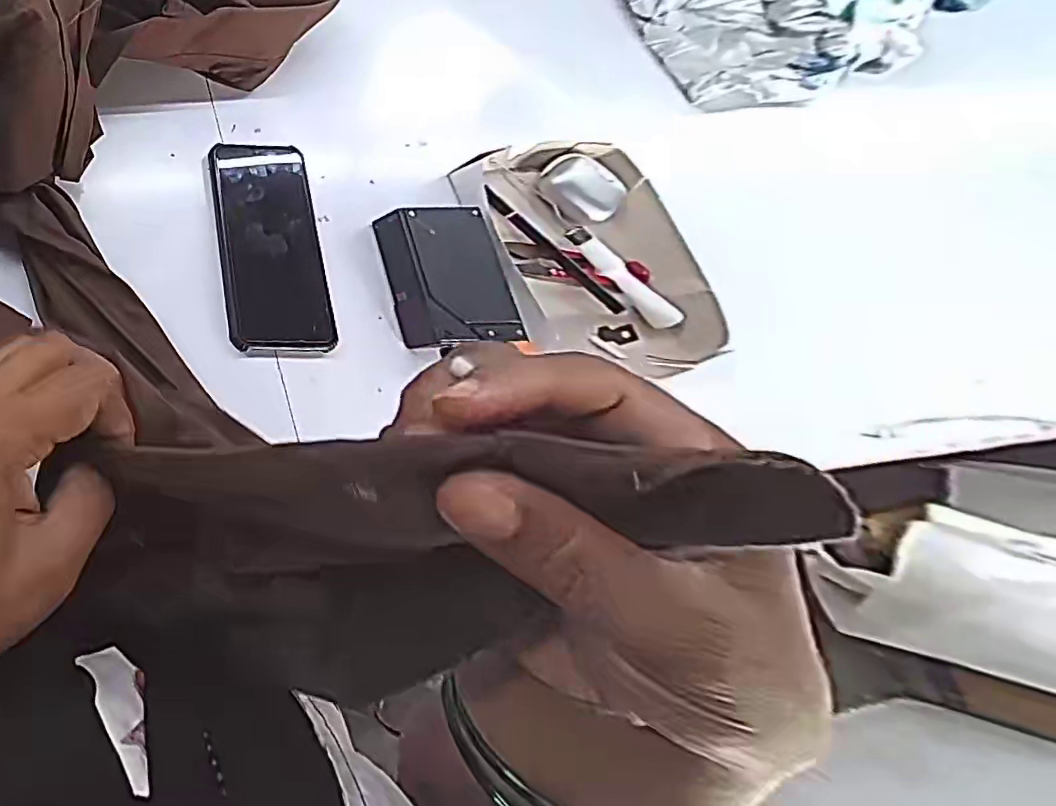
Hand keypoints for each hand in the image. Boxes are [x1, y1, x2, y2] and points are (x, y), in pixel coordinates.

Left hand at [0, 331, 126, 688]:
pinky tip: (41, 417)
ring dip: (63, 372)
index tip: (119, 454)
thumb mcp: (49, 567)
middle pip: (56, 347)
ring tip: (81, 421)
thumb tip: (101, 463)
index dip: (118, 413)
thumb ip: (92, 498)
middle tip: (108, 432)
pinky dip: (30, 375)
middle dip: (96, 381)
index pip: (84, 382)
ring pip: (24, 346)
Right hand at [392, 344, 830, 805]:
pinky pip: (443, 459)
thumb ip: (579, 558)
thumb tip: (473, 494)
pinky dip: (413, 457)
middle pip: (519, 383)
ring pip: (472, 412)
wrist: (658, 737)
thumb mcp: (674, 626)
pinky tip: (400, 471)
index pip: (596, 389)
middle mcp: (600, 451)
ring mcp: (539, 473)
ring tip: (405, 451)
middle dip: (460, 392)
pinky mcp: (490, 498)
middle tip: (423, 424)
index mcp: (677, 459)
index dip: (523, 383)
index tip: (461, 405)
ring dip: (429, 420)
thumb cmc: (719, 680)